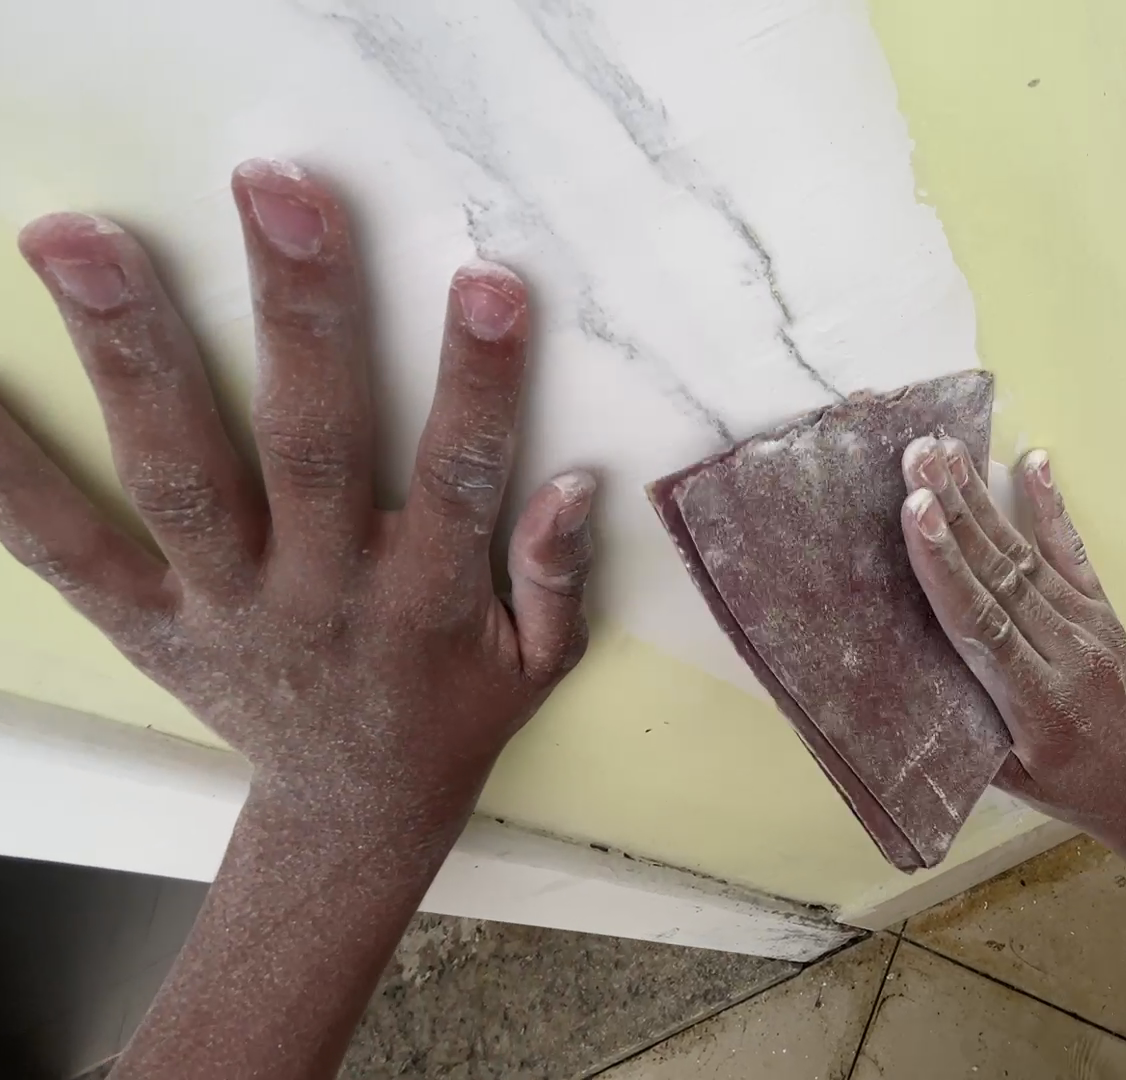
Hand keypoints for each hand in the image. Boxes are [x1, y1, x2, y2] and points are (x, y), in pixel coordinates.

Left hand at [1, 158, 594, 830]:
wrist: (358, 802)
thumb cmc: (469, 712)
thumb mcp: (547, 659)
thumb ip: (559, 574)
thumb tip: (576, 482)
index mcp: (433, 601)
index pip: (463, 477)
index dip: (480, 383)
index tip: (489, 288)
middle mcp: (327, 591)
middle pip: (313, 448)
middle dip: (306, 320)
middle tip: (284, 197)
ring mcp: (224, 604)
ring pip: (178, 476)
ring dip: (134, 356)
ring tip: (83, 236)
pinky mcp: (145, 620)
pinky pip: (59, 543)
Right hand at [898, 437, 1125, 848]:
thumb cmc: (1075, 790)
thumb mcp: (1011, 778)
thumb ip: (965, 724)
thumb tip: (905, 668)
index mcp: (1039, 701)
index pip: (982, 621)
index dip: (945, 564)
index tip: (915, 511)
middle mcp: (1068, 650)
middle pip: (1001, 572)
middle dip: (954, 510)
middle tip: (919, 456)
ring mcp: (1090, 623)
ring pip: (1026, 554)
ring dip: (983, 500)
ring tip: (948, 453)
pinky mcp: (1104, 609)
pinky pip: (1072, 552)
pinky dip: (1050, 506)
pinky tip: (1033, 462)